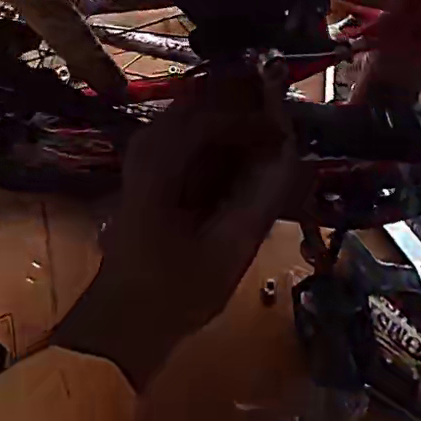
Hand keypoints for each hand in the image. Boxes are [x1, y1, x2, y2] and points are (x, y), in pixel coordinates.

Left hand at [51, 68, 300, 387]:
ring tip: (269, 143)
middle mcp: (149, 141)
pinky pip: (188, 134)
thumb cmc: (175, 288)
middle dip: (243, 112)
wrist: (125, 315)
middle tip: (282, 131)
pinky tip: (241, 160)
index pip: (212, 114)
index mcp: (160, 155)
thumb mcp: (227, 251)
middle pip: (202, 105)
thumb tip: (295, 160)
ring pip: (195, 116)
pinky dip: (216, 139)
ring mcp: (145, 150)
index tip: (286, 135)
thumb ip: (262, 201)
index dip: (253, 121)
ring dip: (231, 124)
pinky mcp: (150, 164)